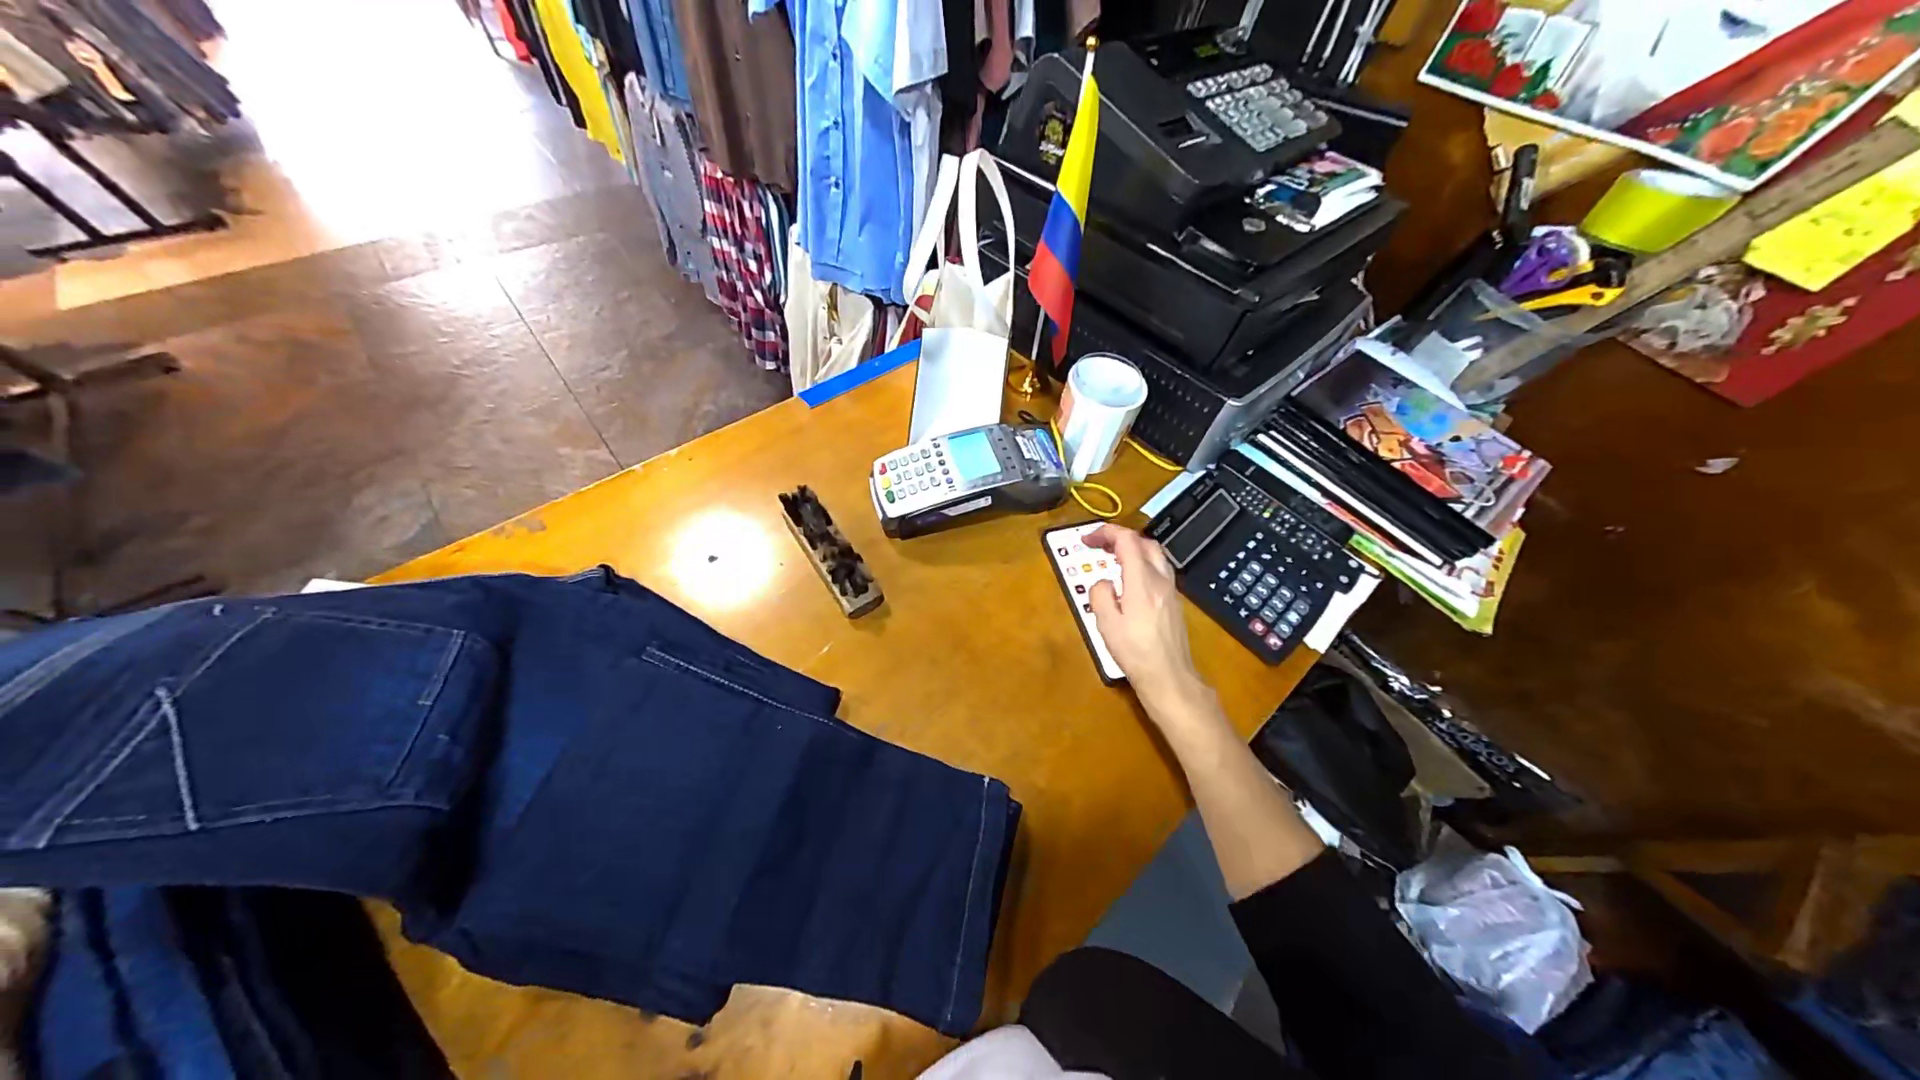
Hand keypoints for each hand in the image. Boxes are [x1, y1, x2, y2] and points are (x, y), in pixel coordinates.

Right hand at [1085, 525, 1206, 712]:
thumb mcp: (1106, 624)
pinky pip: (1159, 570)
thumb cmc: (1135, 652)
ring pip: (1155, 555)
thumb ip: (1100, 595)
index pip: (1127, 541)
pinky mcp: (1174, 602)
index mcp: (1143, 581)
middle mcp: (1161, 580)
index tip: (1088, 539)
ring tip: (1113, 558)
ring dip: (1133, 549)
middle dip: (1120, 537)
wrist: (1169, 676)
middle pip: (1144, 543)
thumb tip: (1104, 583)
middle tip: (1100, 545)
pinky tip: (1130, 579)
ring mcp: (1171, 590)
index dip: (1106, 533)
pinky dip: (1142, 563)